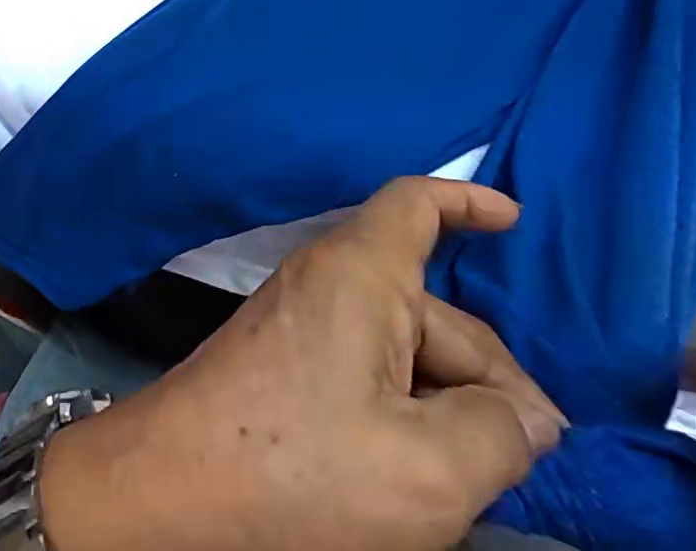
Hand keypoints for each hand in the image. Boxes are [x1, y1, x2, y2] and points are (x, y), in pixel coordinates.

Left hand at [38, 177, 565, 550]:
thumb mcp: (425, 471)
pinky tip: (421, 470)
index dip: (467, 200)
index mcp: (361, 271)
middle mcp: (330, 281)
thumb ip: (498, 436)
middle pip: (434, 311)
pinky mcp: (288, 362)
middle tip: (528, 456)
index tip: (512, 221)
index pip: (417, 204)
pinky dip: (406, 411)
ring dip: (448, 408)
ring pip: (404, 352)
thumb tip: (525, 418)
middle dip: (488, 379)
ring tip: (470, 482)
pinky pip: (369, 371)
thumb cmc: (295, 469)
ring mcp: (305, 322)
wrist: (167, 493)